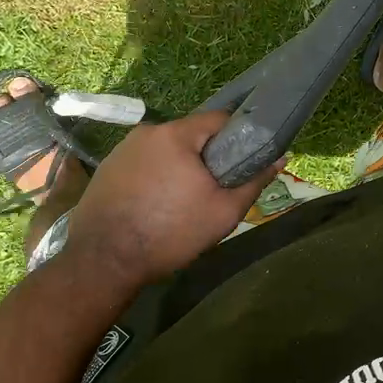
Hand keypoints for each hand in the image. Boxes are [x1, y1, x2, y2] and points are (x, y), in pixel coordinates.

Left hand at [55, 110, 278, 293]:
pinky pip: (145, 163)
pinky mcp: (106, 168)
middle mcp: (147, 132)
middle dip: (207, 157)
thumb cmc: (170, 233)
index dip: (238, 138)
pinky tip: (156, 205)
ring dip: (180, 167)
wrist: (102, 263)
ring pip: (167, 150)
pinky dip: (156, 177)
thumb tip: (280, 157)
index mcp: (176, 134)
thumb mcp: (224, 211)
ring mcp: (122, 149)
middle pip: (192, 135)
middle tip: (214, 188)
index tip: (242, 164)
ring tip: (184, 200)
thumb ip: (255, 181)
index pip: (219, 119)